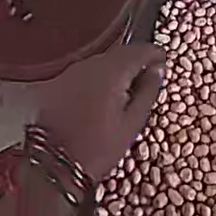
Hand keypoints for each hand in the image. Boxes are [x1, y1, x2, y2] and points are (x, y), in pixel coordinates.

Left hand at [26, 43, 164, 180]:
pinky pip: (85, 74)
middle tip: (147, 80)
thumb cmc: (97, 148)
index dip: (154, 54)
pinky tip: (102, 100)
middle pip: (119, 54)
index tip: (162, 61)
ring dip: (116, 71)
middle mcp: (89, 65)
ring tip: (126, 94)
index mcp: (111, 72)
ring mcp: (70, 72)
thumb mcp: (131, 123)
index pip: (139, 50)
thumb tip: (157, 69)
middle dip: (135, 63)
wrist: (52, 165)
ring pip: (101, 63)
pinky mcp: (57, 83)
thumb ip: (147, 91)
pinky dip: (98, 80)